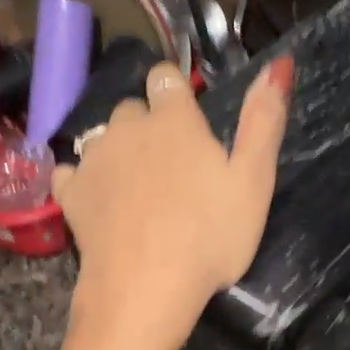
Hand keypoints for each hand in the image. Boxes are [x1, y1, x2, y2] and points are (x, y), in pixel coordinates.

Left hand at [52, 58, 293, 349]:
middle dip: (148, 127)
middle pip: (133, 110)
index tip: (189, 122)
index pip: (166, 78)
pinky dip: (84, 180)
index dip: (176, 94)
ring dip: (118, 152)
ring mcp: (93, 160)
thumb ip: (264, 121)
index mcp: (174, 120)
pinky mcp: (70, 193)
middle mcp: (127, 127)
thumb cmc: (211, 236)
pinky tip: (101, 202)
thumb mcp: (254, 182)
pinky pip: (71, 172)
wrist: (146, 288)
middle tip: (172, 169)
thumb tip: (279, 61)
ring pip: (102, 139)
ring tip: (138, 191)